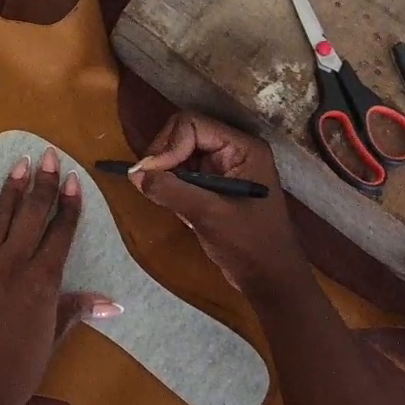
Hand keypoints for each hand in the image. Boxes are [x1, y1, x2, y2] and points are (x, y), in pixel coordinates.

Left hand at [0, 151, 119, 404]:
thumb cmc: (17, 371)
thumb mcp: (52, 340)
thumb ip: (76, 311)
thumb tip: (112, 302)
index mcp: (43, 282)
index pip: (61, 234)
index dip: (69, 205)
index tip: (73, 179)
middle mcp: (14, 264)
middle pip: (33, 216)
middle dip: (43, 184)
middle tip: (49, 155)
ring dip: (10, 188)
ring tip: (19, 163)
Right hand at [128, 112, 306, 298]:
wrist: (270, 279)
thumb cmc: (249, 244)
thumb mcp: (208, 215)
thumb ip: (171, 190)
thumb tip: (135, 174)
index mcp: (242, 148)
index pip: (191, 125)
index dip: (167, 146)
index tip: (152, 175)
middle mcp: (233, 149)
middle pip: (183, 133)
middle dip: (163, 157)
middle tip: (150, 184)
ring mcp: (224, 166)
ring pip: (179, 152)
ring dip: (166, 172)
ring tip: (164, 198)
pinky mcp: (215, 183)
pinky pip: (183, 171)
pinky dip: (172, 185)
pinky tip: (176, 206)